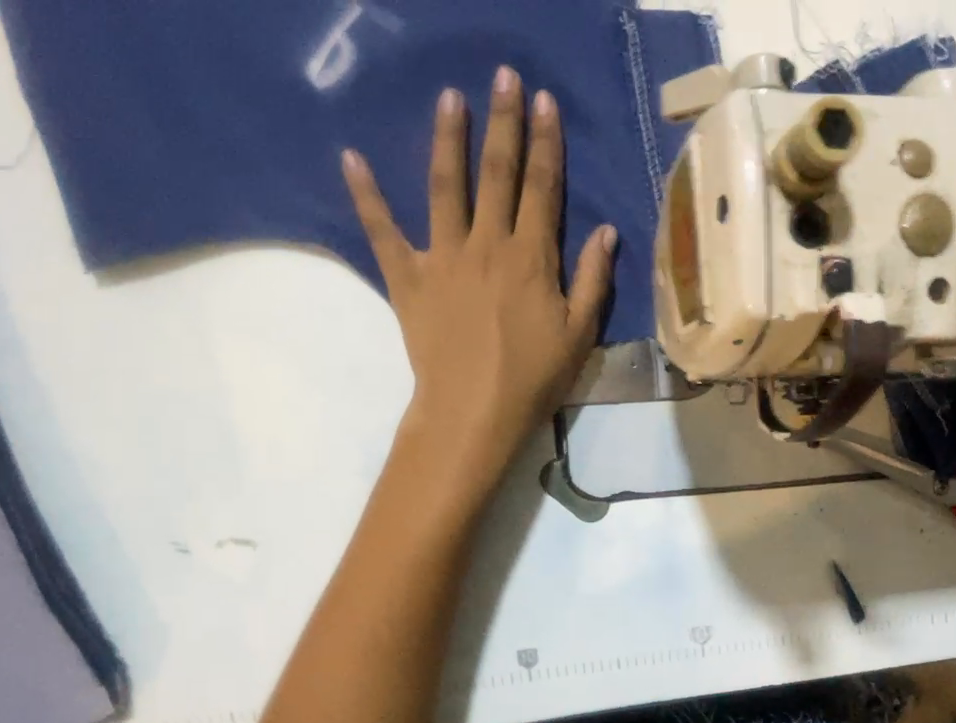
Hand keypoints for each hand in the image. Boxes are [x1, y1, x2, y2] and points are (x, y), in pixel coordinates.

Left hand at [341, 67, 616, 483]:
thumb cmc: (534, 378)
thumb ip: (593, 280)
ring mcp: (443, 257)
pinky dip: (365, 195)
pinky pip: (382, 230)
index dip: (545, 143)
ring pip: (444, 186)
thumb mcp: (580, 334)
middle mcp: (487, 244)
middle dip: (503, 122)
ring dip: (448, 139)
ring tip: (449, 98)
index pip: (542, 188)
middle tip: (503, 77)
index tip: (545, 102)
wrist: (474, 411)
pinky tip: (351, 158)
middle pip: (497, 173)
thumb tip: (605, 231)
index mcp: (532, 258)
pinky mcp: (408, 277)